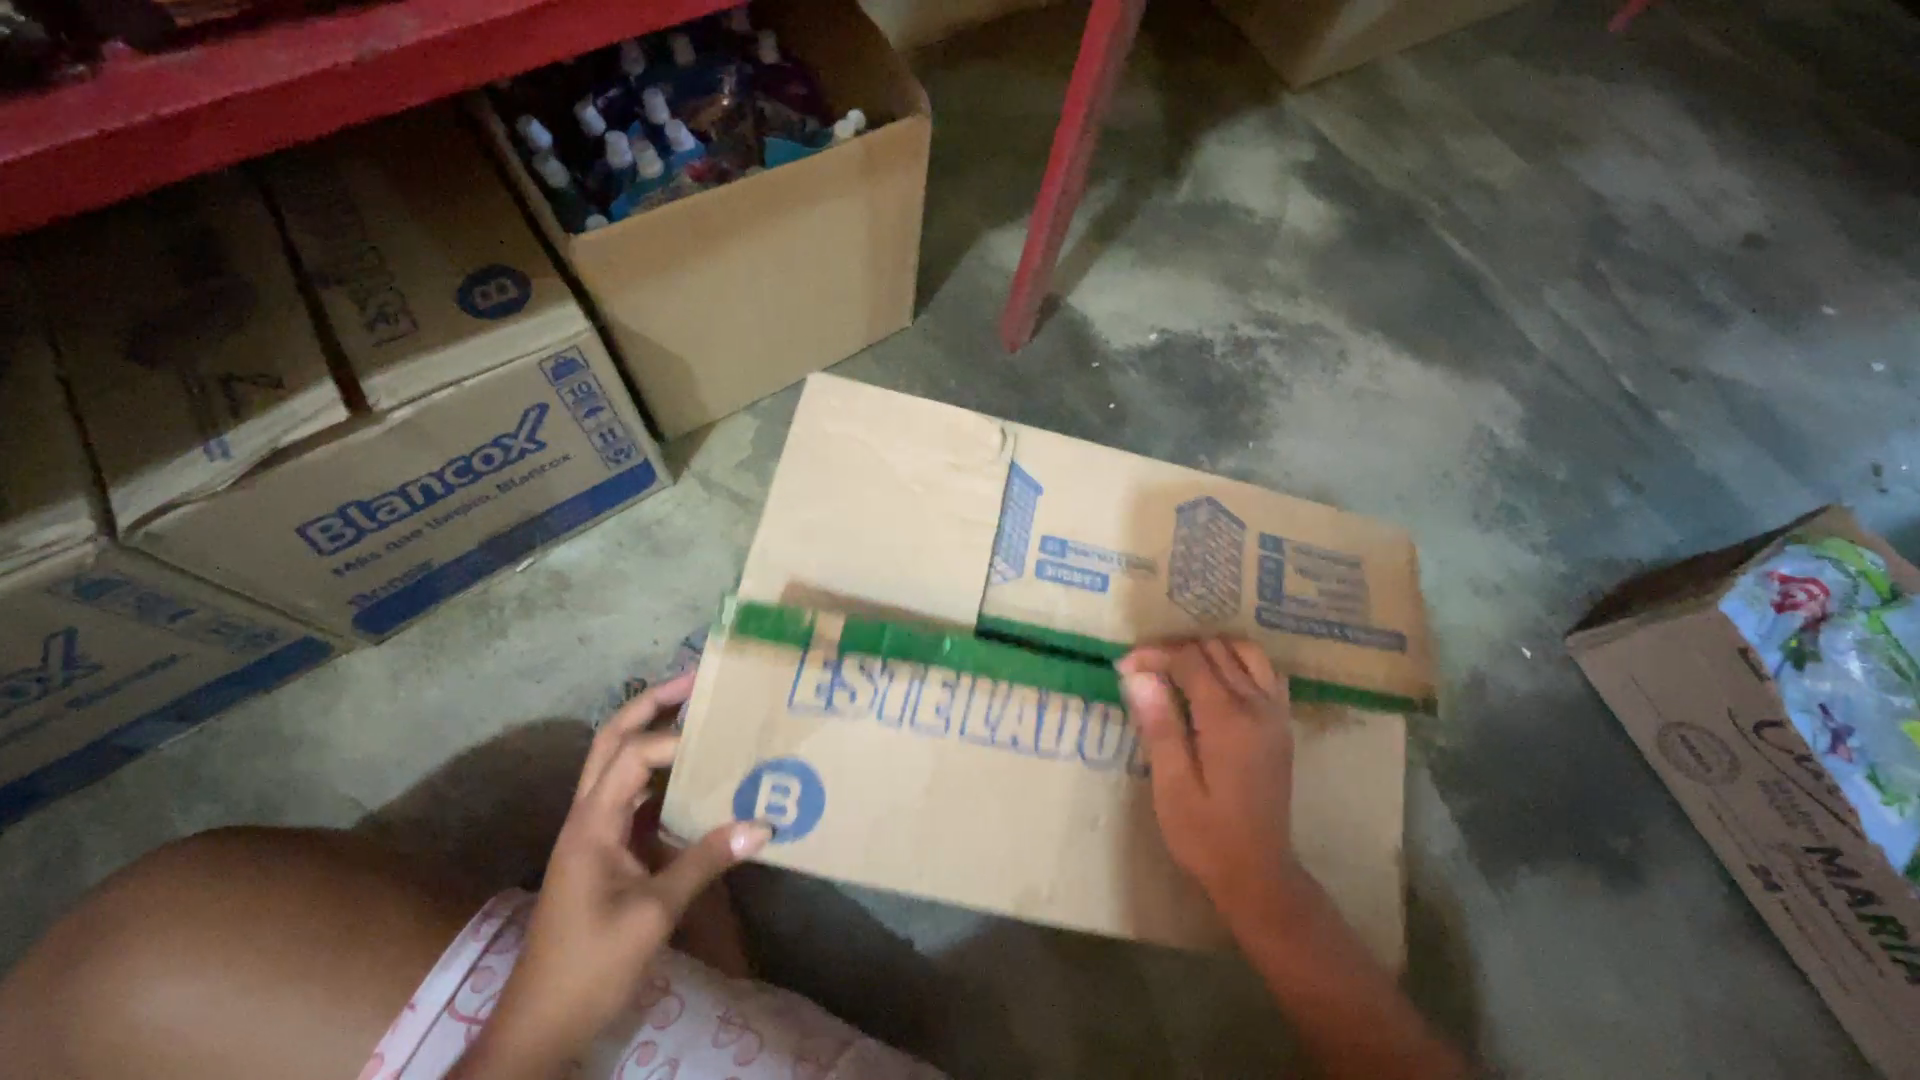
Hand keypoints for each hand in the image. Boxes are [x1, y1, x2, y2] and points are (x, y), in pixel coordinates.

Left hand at [460, 673, 770, 1076]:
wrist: (543, 1021)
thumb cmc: (592, 964)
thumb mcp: (654, 913)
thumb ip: (706, 861)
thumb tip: (764, 823)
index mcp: (591, 822)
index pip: (633, 756)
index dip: (676, 742)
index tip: (723, 743)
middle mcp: (587, 815)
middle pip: (612, 741)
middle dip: (651, 705)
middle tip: (698, 679)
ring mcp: (593, 833)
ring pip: (618, 766)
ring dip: (652, 734)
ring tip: (698, 713)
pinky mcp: (605, 853)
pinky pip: (633, 799)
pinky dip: (661, 778)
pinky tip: (695, 778)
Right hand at [1118, 640, 1301, 924]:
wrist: (1257, 872)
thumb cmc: (1205, 834)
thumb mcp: (1172, 785)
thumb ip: (1159, 725)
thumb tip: (1137, 675)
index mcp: (1228, 719)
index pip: (1190, 660)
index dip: (1154, 655)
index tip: (1123, 668)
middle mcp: (1258, 706)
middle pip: (1217, 649)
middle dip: (1176, 649)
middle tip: (1142, 670)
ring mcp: (1276, 714)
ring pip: (1246, 653)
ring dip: (1209, 650)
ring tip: (1175, 668)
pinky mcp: (1282, 726)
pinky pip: (1265, 673)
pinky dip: (1237, 663)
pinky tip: (1214, 683)